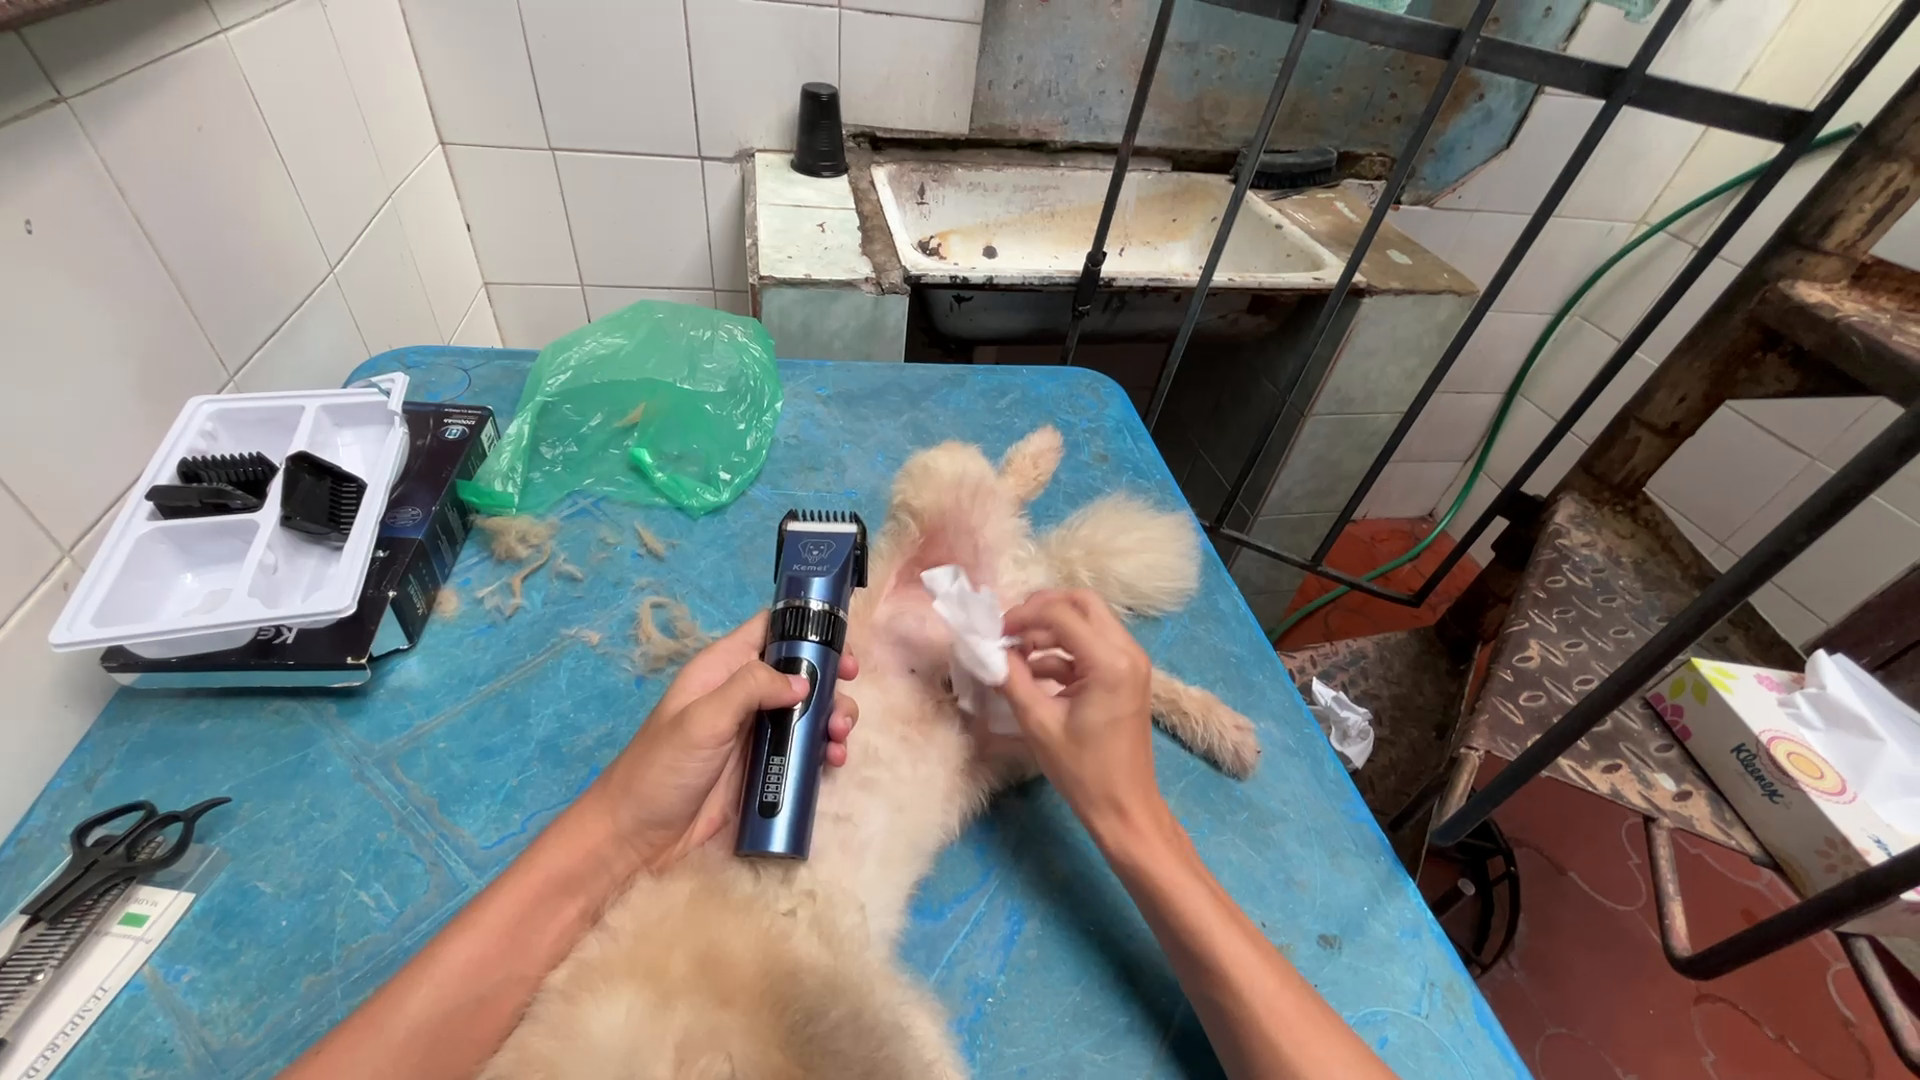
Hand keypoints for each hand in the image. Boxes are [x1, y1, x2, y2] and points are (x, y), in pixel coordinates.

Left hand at [585, 612, 857, 872]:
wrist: (638, 838)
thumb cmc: (662, 768)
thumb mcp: (703, 720)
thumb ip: (750, 688)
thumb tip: (804, 681)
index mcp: (724, 668)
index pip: (771, 628)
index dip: (808, 628)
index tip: (838, 647)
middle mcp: (744, 692)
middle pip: (802, 668)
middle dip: (831, 677)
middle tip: (849, 688)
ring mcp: (758, 730)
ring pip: (810, 708)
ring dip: (833, 716)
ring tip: (839, 737)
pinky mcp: (766, 764)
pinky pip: (806, 746)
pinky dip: (825, 748)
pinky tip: (834, 760)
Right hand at [1001, 589, 1167, 845]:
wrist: (1124, 808)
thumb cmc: (1083, 771)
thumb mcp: (1038, 722)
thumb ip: (1011, 678)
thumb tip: (987, 650)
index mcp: (1110, 661)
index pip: (1061, 614)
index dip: (1023, 616)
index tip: (994, 634)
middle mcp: (1127, 651)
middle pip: (1081, 602)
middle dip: (1040, 610)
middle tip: (1009, 629)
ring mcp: (1130, 661)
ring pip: (1087, 620)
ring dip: (1050, 629)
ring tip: (1015, 654)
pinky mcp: (1124, 674)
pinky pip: (1091, 644)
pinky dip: (1062, 650)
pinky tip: (1033, 672)